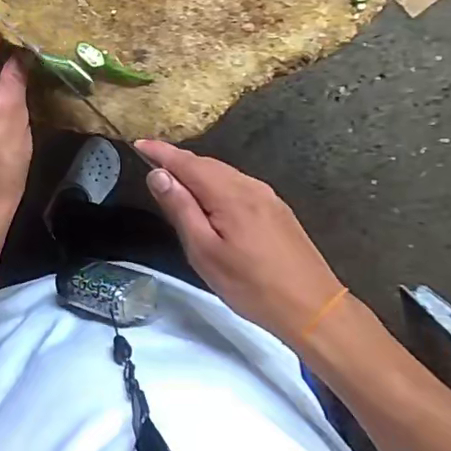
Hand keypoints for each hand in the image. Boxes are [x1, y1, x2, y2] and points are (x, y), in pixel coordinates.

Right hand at [135, 139, 344, 339]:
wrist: (313, 308)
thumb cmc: (250, 285)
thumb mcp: (204, 251)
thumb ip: (180, 208)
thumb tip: (157, 174)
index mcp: (230, 195)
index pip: (187, 163)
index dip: (160, 152)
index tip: (138, 143)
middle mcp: (250, 187)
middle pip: (206, 164)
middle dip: (176, 160)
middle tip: (149, 162)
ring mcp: (267, 197)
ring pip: (223, 174)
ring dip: (195, 171)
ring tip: (172, 179)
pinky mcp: (277, 210)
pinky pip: (237, 184)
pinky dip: (214, 183)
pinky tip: (207, 197)